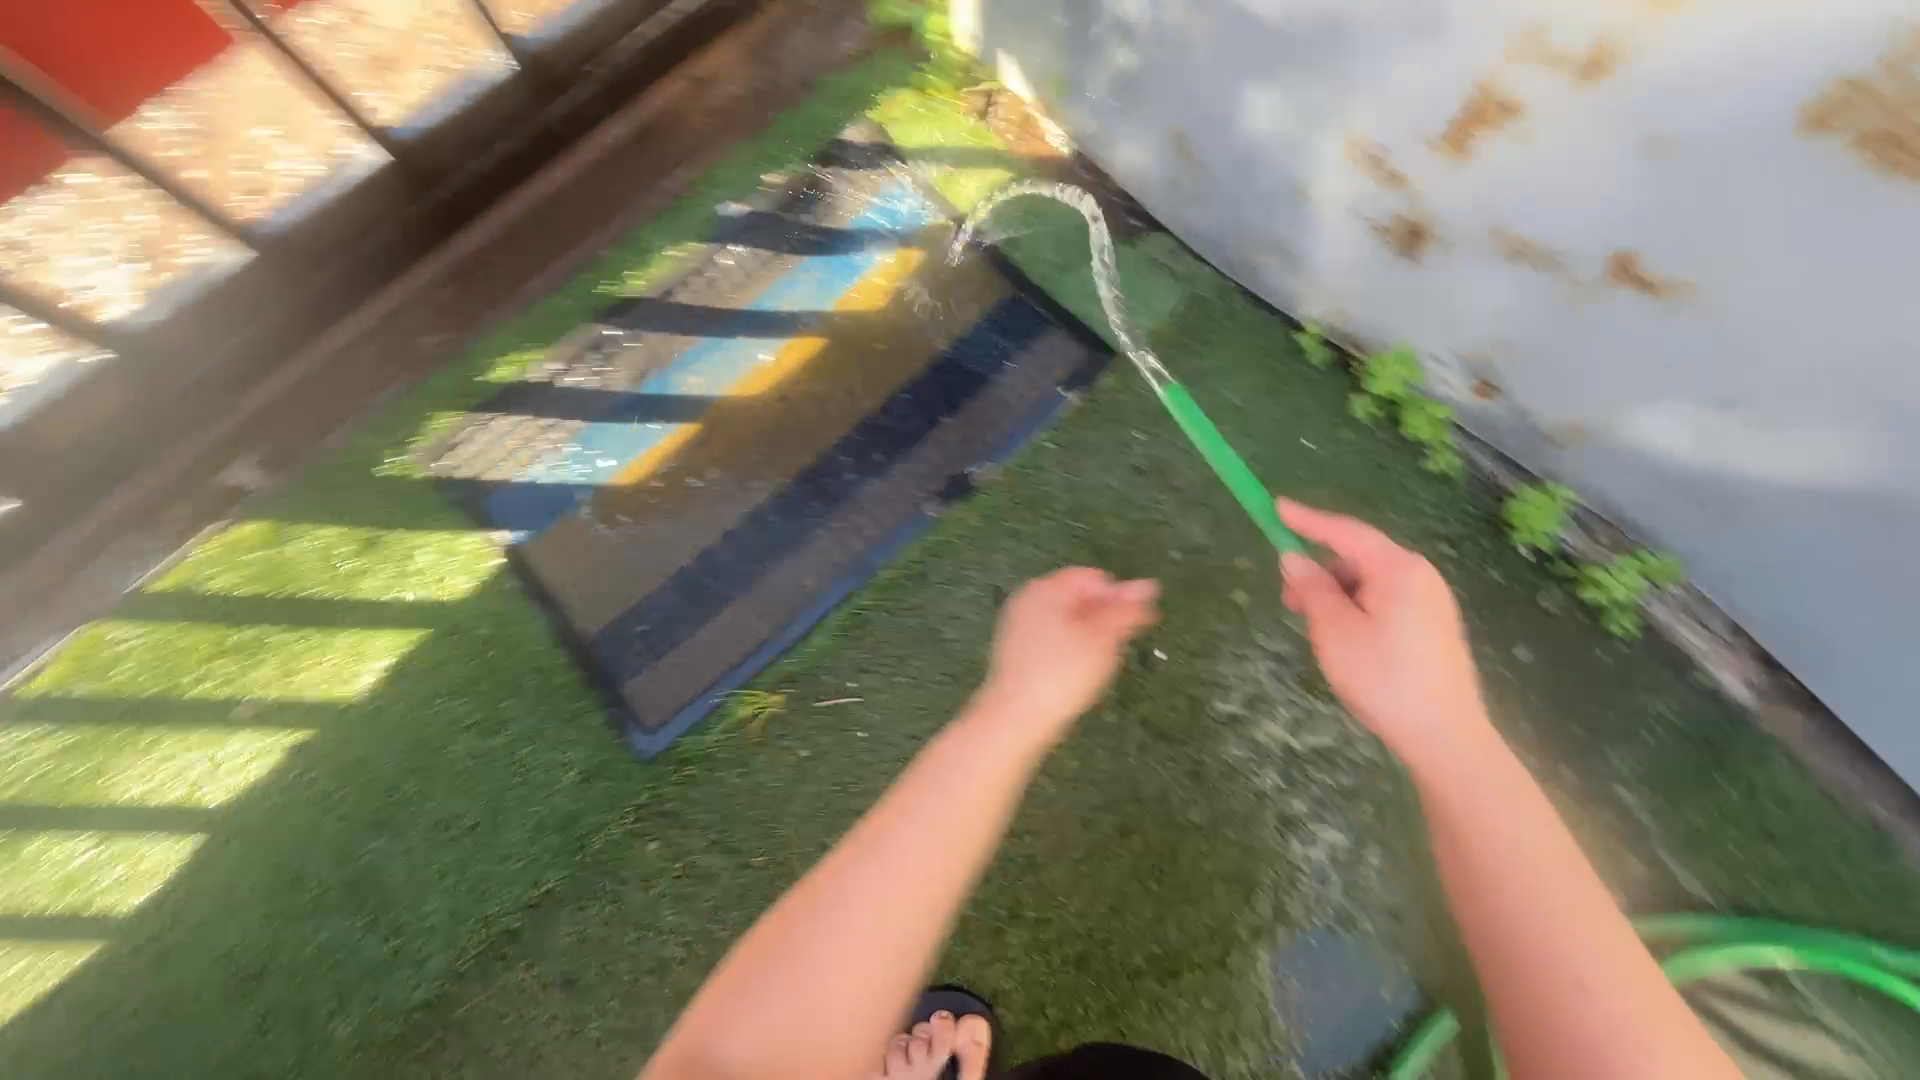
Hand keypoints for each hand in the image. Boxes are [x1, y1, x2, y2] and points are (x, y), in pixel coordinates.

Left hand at [975, 568, 1159, 744]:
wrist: (1017, 717)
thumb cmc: (1063, 673)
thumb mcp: (1103, 639)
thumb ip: (1126, 610)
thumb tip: (1148, 586)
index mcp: (1046, 588)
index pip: (1093, 578)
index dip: (1118, 597)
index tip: (1134, 624)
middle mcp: (1028, 599)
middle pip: (1077, 597)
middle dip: (1103, 617)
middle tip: (1119, 645)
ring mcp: (1018, 624)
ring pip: (1066, 620)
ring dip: (1089, 635)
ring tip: (1099, 662)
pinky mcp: (1015, 650)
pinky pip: (1052, 638)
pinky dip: (1069, 648)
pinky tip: (1077, 672)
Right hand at [1276, 499, 1490, 765]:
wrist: (1444, 735)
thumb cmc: (1383, 677)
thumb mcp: (1334, 631)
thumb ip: (1312, 588)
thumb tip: (1294, 558)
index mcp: (1398, 569)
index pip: (1345, 532)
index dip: (1307, 520)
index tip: (1275, 507)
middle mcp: (1419, 576)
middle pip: (1356, 557)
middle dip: (1319, 572)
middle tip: (1288, 601)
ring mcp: (1430, 601)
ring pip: (1368, 582)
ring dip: (1335, 595)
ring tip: (1317, 631)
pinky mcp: (1432, 625)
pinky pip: (1383, 600)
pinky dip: (1355, 608)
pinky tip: (1344, 640)